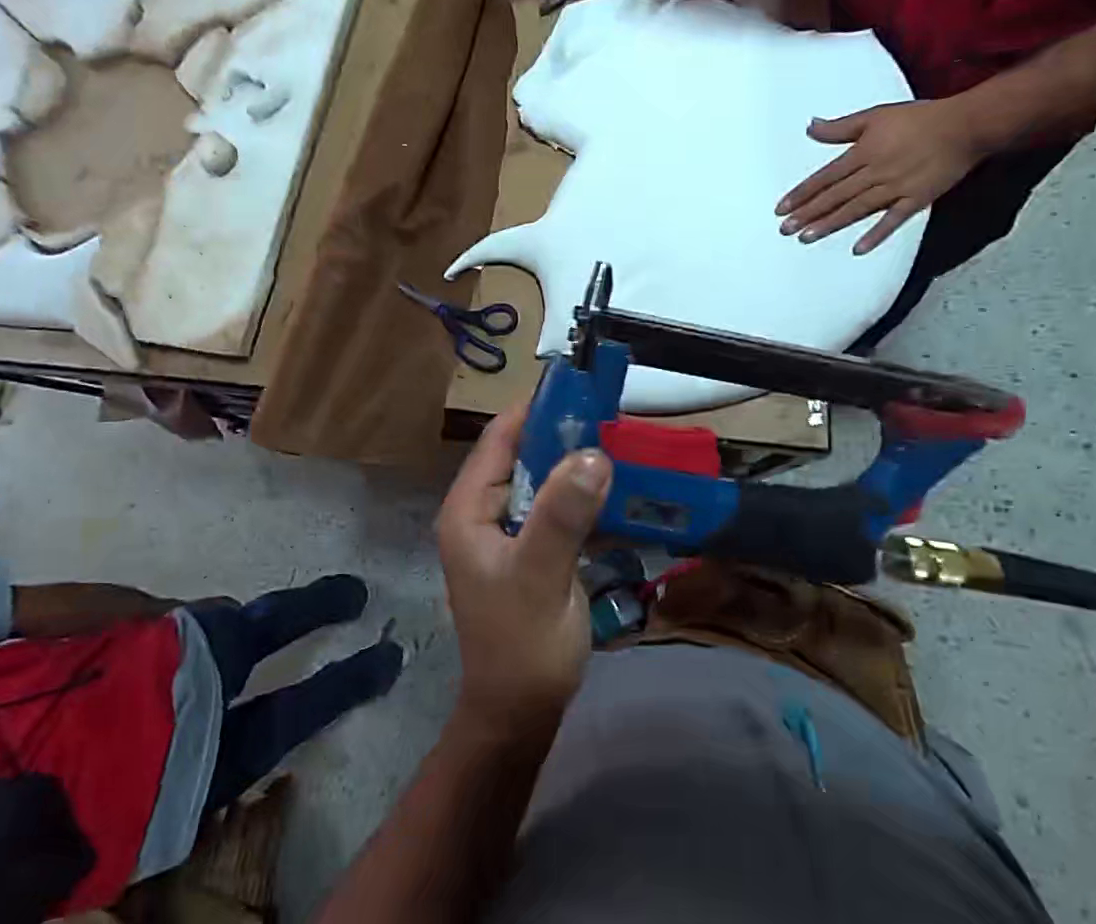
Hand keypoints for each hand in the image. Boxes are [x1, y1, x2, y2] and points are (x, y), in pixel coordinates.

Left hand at [435, 402, 610, 725]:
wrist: (522, 710)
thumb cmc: (522, 644)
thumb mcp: (540, 575)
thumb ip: (562, 514)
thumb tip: (593, 452)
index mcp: (470, 510)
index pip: (501, 438)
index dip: (539, 408)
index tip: (585, 386)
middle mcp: (486, 513)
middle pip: (526, 455)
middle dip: (567, 434)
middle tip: (616, 414)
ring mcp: (512, 533)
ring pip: (547, 480)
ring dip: (580, 463)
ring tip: (625, 440)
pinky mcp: (536, 551)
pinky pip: (562, 508)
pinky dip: (587, 494)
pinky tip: (620, 486)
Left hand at [776, 99, 1000, 253]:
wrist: (964, 125)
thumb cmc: (919, 118)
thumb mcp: (875, 116)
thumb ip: (841, 127)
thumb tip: (811, 127)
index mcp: (863, 153)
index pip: (825, 178)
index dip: (802, 193)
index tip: (781, 208)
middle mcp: (875, 173)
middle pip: (835, 197)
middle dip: (808, 213)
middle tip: (785, 229)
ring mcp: (895, 188)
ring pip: (856, 210)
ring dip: (830, 224)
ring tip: (807, 238)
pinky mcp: (915, 200)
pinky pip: (893, 221)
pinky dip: (876, 235)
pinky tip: (858, 249)